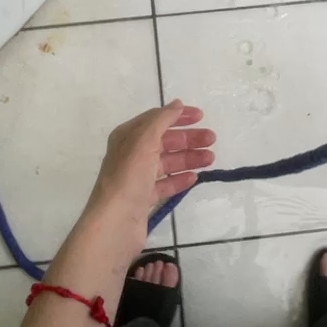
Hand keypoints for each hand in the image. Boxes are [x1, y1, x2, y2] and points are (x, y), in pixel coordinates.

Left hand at [67, 101, 214, 265]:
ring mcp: (137, 177)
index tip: (201, 116)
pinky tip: (194, 178)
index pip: (156, 119)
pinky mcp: (144, 198)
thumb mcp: (144, 140)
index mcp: (128, 136)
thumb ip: (162, 120)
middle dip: (188, 139)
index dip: (178, 116)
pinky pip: (165, 184)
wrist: (115, 222)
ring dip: (189, 158)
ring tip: (211, 159)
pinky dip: (179, 179)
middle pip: (164, 141)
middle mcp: (131, 154)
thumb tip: (177, 104)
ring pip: (167, 162)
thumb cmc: (129, 176)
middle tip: (212, 140)